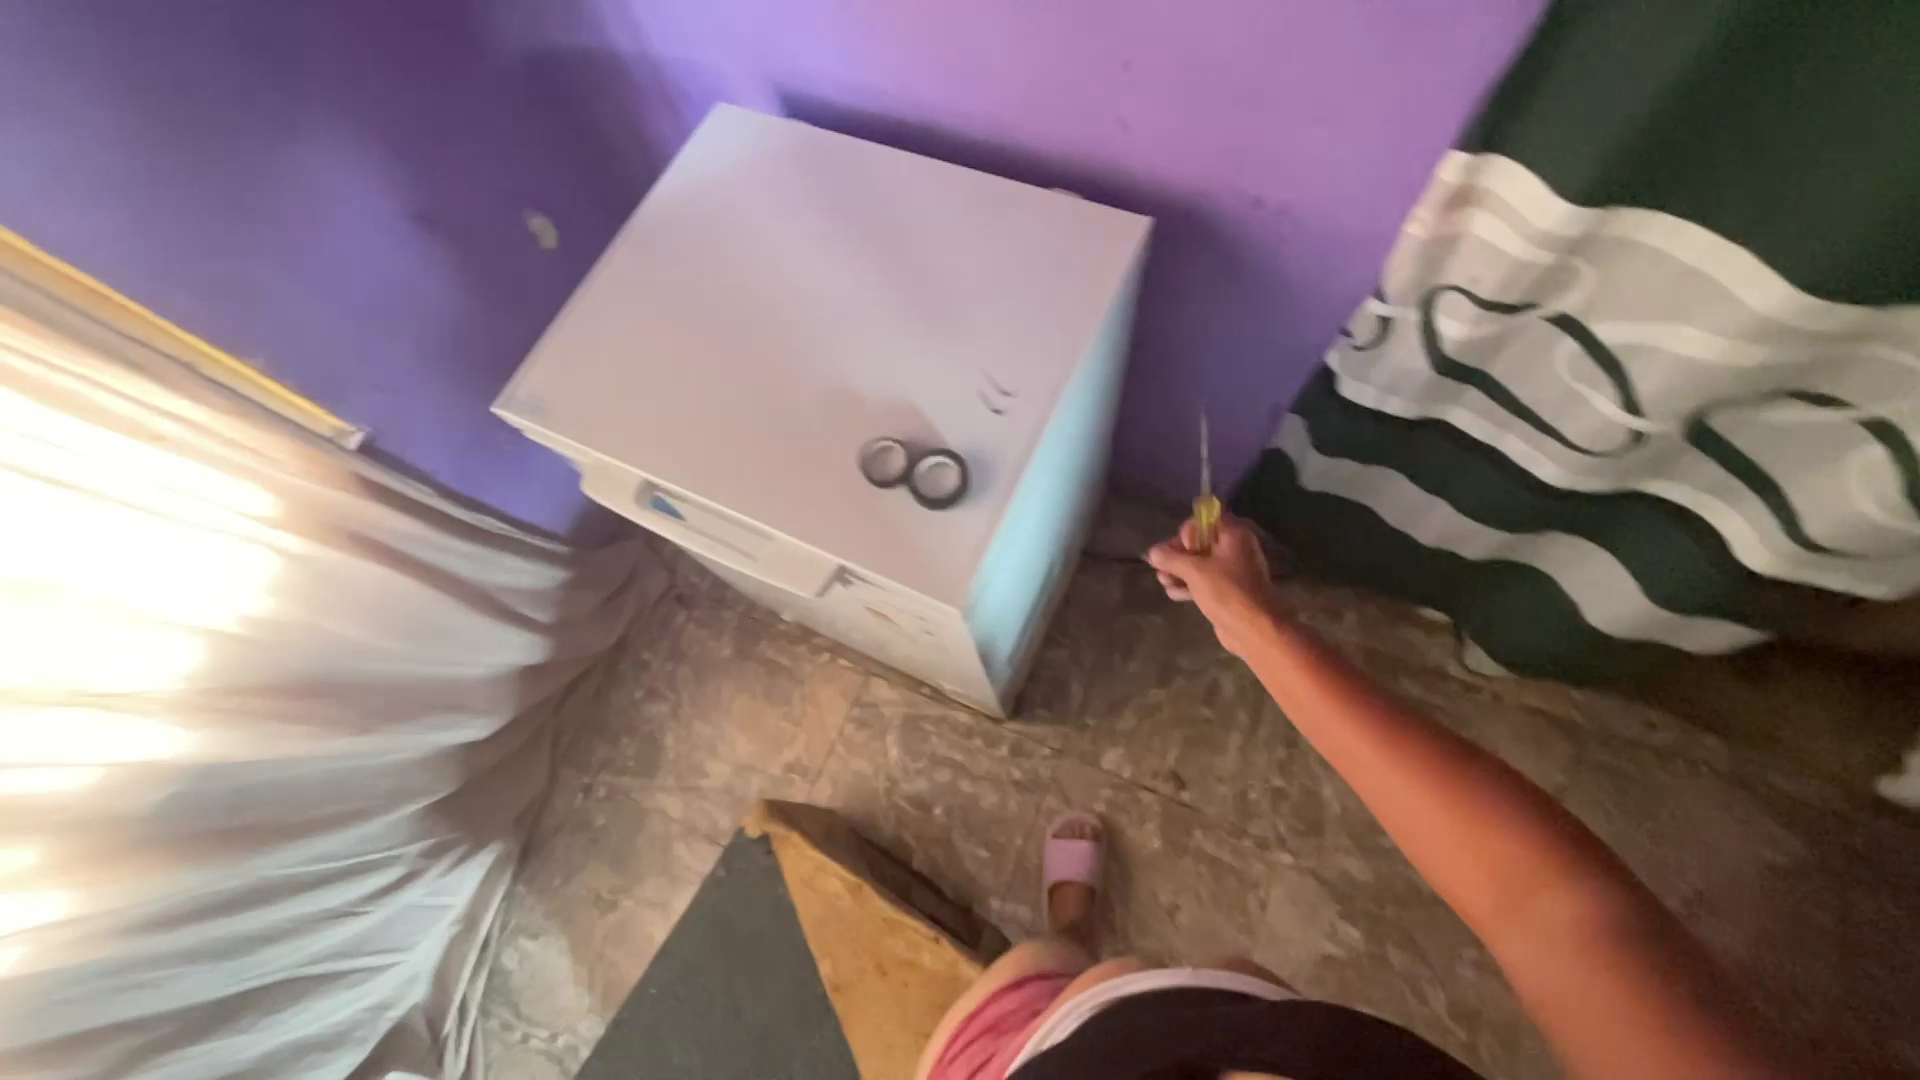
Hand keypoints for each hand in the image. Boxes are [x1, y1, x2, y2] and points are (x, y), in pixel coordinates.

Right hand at [1146, 514, 1282, 657]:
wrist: (1254, 629)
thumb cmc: (1226, 592)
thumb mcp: (1194, 571)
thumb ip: (1170, 558)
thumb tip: (1153, 552)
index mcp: (1233, 536)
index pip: (1207, 520)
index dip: (1189, 531)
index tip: (1181, 547)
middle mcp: (1233, 550)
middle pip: (1198, 544)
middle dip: (1177, 556)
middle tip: (1162, 567)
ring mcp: (1229, 572)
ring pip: (1197, 565)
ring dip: (1178, 572)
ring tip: (1164, 582)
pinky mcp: (1224, 592)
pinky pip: (1202, 582)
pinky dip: (1188, 585)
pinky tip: (1174, 594)